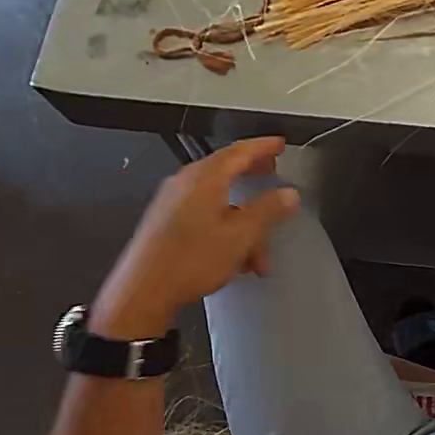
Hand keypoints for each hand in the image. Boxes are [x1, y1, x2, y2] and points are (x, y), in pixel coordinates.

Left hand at [89, 137, 299, 338]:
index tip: (278, 145)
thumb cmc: (188, 261)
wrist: (146, 290)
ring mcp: (174, 202)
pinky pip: (206, 215)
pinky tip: (237, 254)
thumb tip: (288, 195)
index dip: (263, 147)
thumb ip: (268, 210)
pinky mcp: (168, 221)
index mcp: (204, 179)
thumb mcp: (241, 235)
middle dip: (253, 175)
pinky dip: (227, 227)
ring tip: (259, 249)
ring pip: (219, 200)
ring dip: (245, 219)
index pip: (239, 151)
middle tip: (272, 173)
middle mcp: (185, 184)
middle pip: (227, 170)